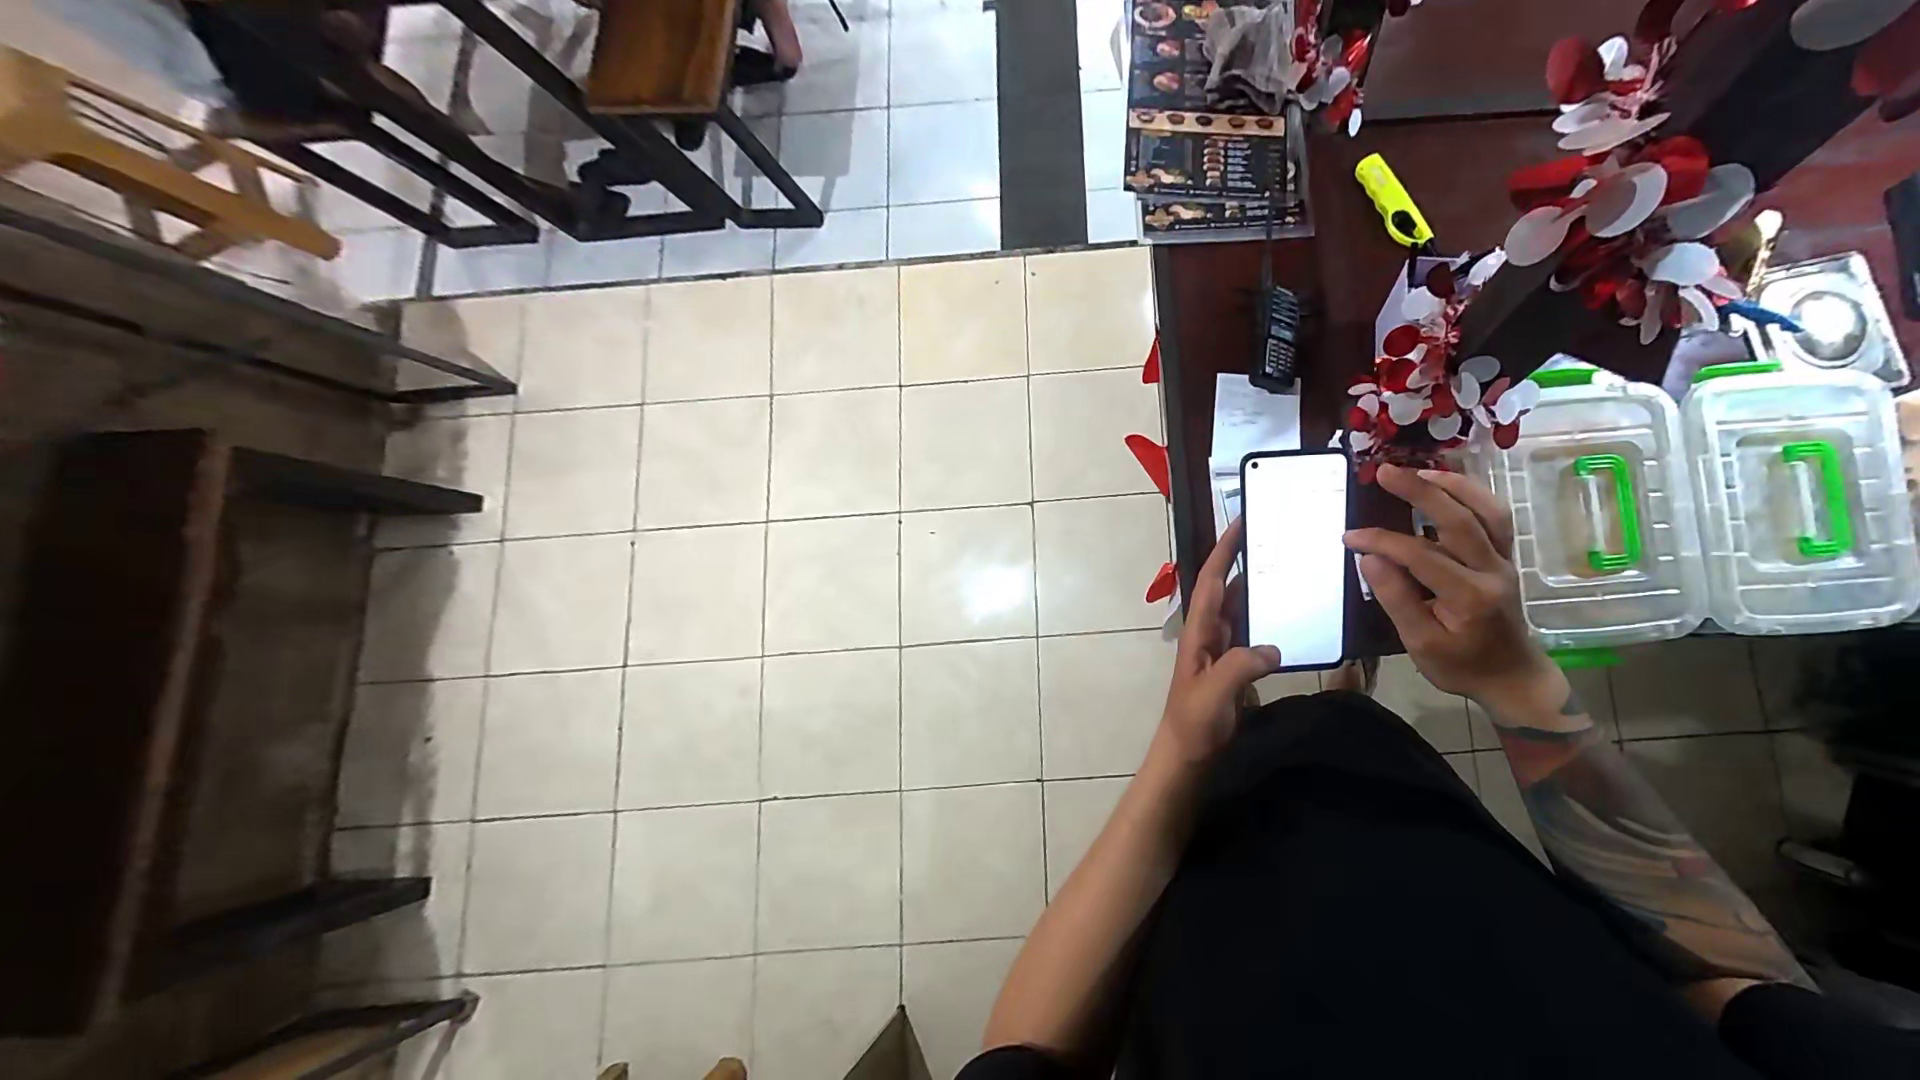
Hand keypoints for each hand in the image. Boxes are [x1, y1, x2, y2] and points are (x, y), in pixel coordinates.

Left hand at [1157, 518, 1282, 764]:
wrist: (1188, 754)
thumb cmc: (1194, 723)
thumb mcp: (1213, 693)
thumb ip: (1238, 667)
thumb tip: (1272, 647)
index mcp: (1199, 633)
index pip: (1211, 583)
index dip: (1223, 552)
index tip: (1240, 524)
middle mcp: (1209, 634)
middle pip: (1228, 590)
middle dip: (1247, 564)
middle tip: (1279, 542)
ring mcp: (1221, 650)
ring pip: (1241, 610)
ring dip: (1260, 590)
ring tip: (1292, 571)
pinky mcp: (1234, 667)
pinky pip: (1253, 635)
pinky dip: (1269, 622)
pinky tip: (1292, 620)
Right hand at [1342, 464, 1555, 710]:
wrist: (1512, 678)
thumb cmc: (1460, 665)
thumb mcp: (1419, 642)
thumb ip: (1396, 598)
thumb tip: (1370, 558)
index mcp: (1468, 596)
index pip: (1420, 555)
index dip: (1381, 541)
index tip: (1349, 537)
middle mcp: (1492, 571)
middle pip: (1460, 519)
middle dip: (1420, 491)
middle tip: (1385, 471)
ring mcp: (1504, 562)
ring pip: (1487, 511)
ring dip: (1454, 486)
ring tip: (1420, 471)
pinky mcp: (1505, 559)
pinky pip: (1494, 518)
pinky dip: (1472, 496)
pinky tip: (1446, 487)